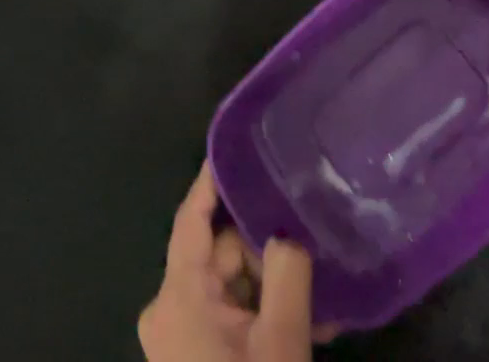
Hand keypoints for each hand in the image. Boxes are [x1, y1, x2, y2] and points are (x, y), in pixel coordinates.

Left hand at [138, 163, 325, 361]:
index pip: (191, 220)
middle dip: (265, 253)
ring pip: (230, 280)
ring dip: (271, 285)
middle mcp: (169, 306)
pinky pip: (230, 307)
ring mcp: (180, 328)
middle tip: (312, 260)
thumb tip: (287, 233)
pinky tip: (305, 322)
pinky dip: (262, 308)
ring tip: (319, 304)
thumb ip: (287, 275)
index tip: (236, 146)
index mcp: (178, 298)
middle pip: (221, 252)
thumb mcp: (281, 339)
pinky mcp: (193, 347)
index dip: (211, 182)